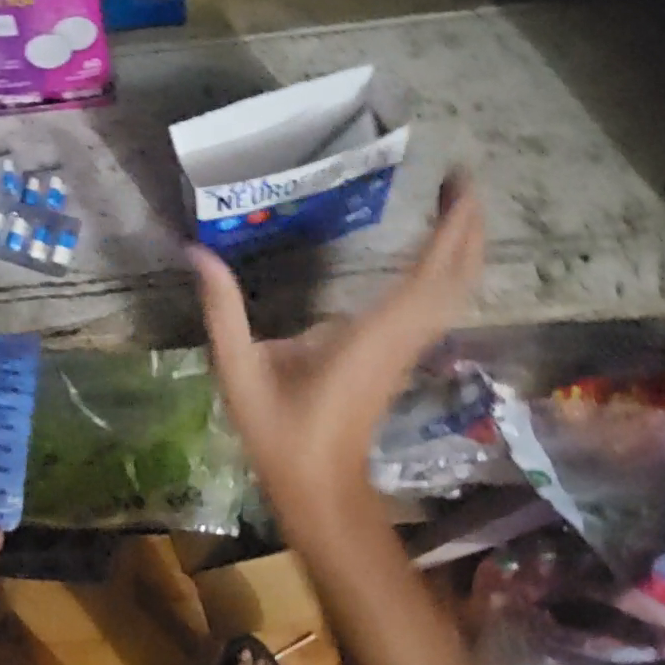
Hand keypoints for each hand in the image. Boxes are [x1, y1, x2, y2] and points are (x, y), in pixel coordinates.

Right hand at [190, 173, 485, 518]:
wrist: (320, 488)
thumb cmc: (282, 433)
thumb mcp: (240, 372)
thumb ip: (222, 311)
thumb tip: (196, 252)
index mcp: (371, 337)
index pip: (427, 275)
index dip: (450, 228)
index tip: (458, 182)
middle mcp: (402, 337)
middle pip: (457, 277)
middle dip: (468, 225)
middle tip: (461, 177)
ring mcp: (408, 349)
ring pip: (456, 292)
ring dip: (464, 245)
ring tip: (456, 202)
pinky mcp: (404, 356)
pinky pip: (441, 305)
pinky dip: (450, 270)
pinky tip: (439, 252)